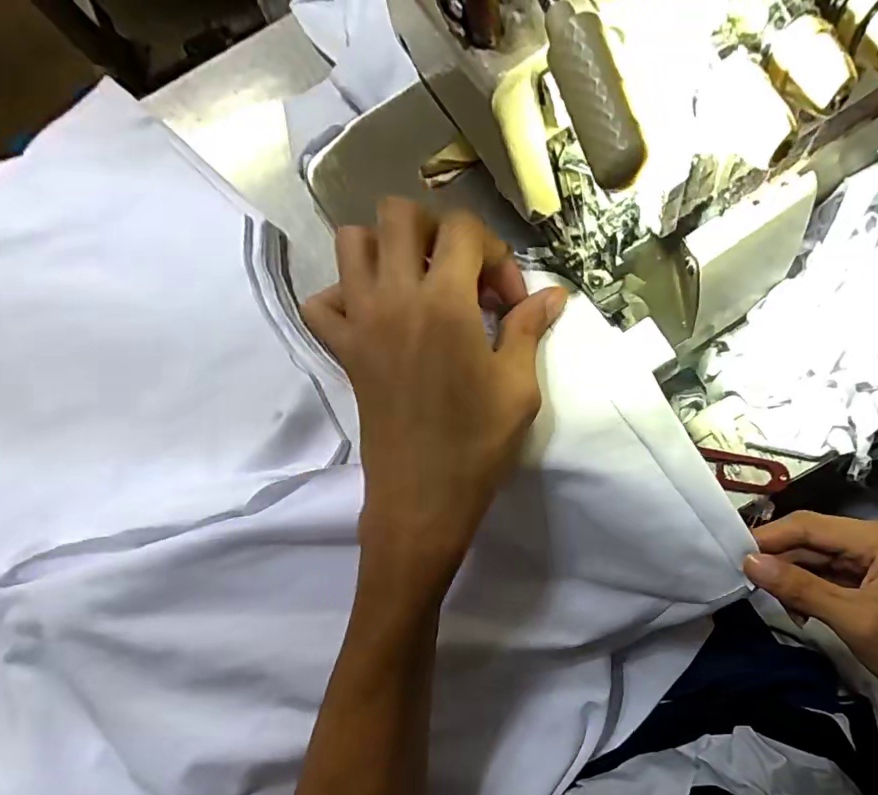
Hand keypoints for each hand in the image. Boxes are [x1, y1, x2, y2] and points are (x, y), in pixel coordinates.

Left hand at [302, 198, 566, 562]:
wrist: (425, 496)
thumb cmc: (478, 444)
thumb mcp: (518, 387)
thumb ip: (529, 329)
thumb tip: (554, 294)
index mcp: (445, 302)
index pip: (464, 231)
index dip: (497, 255)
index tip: (509, 302)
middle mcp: (394, 297)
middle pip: (398, 215)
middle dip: (438, 232)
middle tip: (462, 275)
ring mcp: (360, 321)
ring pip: (352, 242)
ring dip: (387, 249)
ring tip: (419, 285)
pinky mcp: (342, 351)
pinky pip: (322, 300)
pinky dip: (344, 294)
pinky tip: (377, 316)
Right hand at [745, 511, 877, 721]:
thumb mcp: (853, 619)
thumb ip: (800, 588)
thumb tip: (749, 562)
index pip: (812, 526)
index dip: (771, 537)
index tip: (733, 554)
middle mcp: (875, 543)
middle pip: (812, 540)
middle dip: (779, 559)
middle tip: (744, 580)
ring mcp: (871, 564)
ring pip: (815, 559)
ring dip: (791, 578)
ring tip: (772, 601)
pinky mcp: (866, 585)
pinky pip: (824, 578)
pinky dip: (805, 591)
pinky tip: (796, 611)